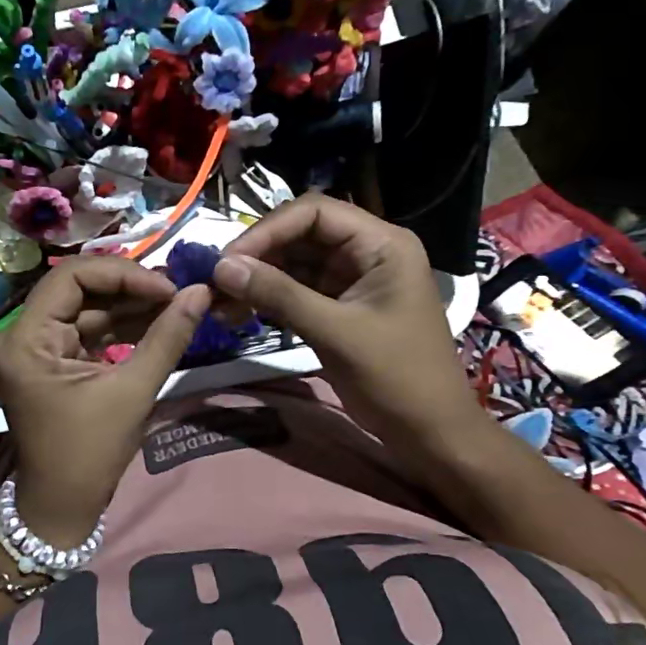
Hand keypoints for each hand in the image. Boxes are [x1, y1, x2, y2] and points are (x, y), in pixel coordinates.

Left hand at [0, 257, 209, 543]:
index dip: (123, 275)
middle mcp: (21, 334)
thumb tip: (201, 292)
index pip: (72, 277)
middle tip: (177, 292)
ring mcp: (34, 348)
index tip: (167, 288)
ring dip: (129, 305)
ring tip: (175, 303)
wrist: (63, 505)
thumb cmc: (91, 452)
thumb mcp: (134, 390)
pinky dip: (120, 326)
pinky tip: (157, 321)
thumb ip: (168, 337)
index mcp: (26, 339)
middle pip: (78, 289)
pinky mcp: (51, 361)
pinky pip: (87, 330)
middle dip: (130, 288)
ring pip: (86, 308)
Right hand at [211, 193, 486, 474]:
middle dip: (258, 256)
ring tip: (220, 301)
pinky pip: (298, 291)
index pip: (314, 212)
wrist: (430, 432)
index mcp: (382, 244)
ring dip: (258, 279)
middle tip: (216, 283)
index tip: (228, 259)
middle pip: (301, 235)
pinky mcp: (340, 307)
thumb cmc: (397, 377)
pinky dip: (269, 300)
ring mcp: (353, 280)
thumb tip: (222, 267)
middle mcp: (367, 252)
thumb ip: (280, 295)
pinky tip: (238, 313)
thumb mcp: (336, 332)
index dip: (268, 230)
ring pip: (295, 264)